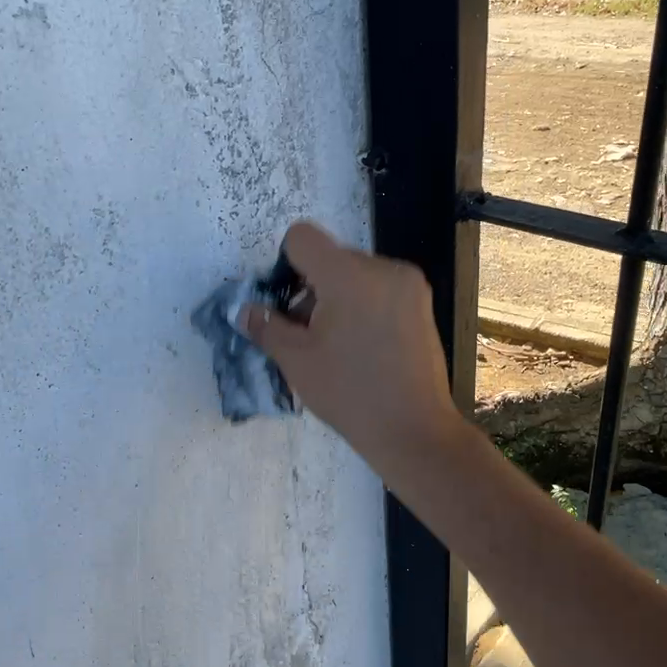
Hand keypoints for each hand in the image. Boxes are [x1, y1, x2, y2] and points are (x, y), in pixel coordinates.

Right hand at [240, 221, 464, 463]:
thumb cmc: (349, 393)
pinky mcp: (421, 303)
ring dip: (337, 299)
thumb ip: (266, 326)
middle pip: (330, 258)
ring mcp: (407, 284)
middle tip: (308, 335)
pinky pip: (378, 289)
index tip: (288, 305)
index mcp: (348, 274)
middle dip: (311, 289)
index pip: (302, 237)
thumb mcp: (296, 360)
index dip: (284, 264)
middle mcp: (382, 267)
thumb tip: (245, 310)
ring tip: (337, 345)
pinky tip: (362, 347)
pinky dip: (362, 307)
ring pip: (354, 275)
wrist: (412, 429)